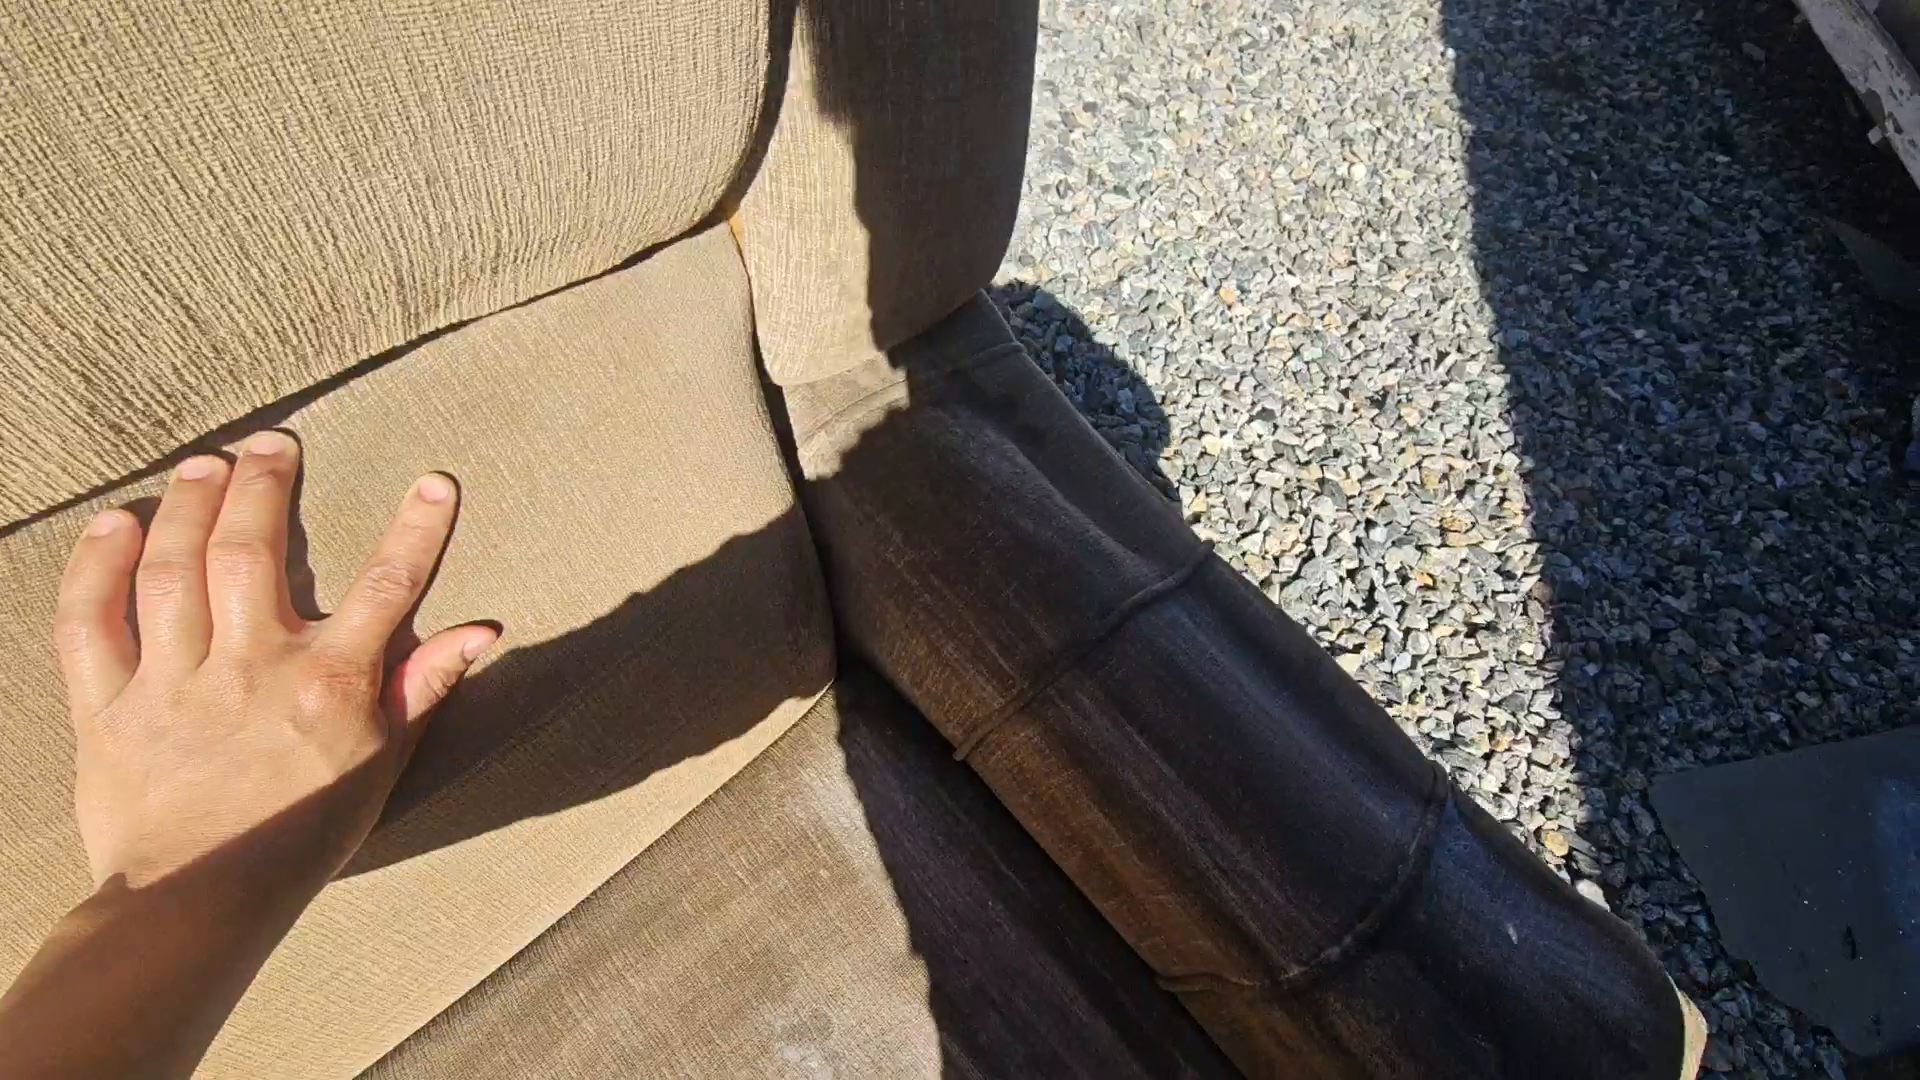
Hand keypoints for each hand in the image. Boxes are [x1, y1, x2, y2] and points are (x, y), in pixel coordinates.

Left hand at [51, 431, 495, 897]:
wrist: (205, 892)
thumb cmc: (314, 821)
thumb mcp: (391, 753)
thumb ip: (429, 682)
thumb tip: (484, 631)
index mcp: (331, 680)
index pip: (388, 587)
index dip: (416, 529)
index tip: (435, 483)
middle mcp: (251, 667)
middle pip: (249, 555)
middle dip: (262, 489)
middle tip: (272, 443)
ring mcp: (171, 683)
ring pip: (166, 574)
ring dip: (185, 507)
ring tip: (203, 462)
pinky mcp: (106, 706)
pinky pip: (86, 625)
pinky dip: (93, 567)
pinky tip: (112, 523)